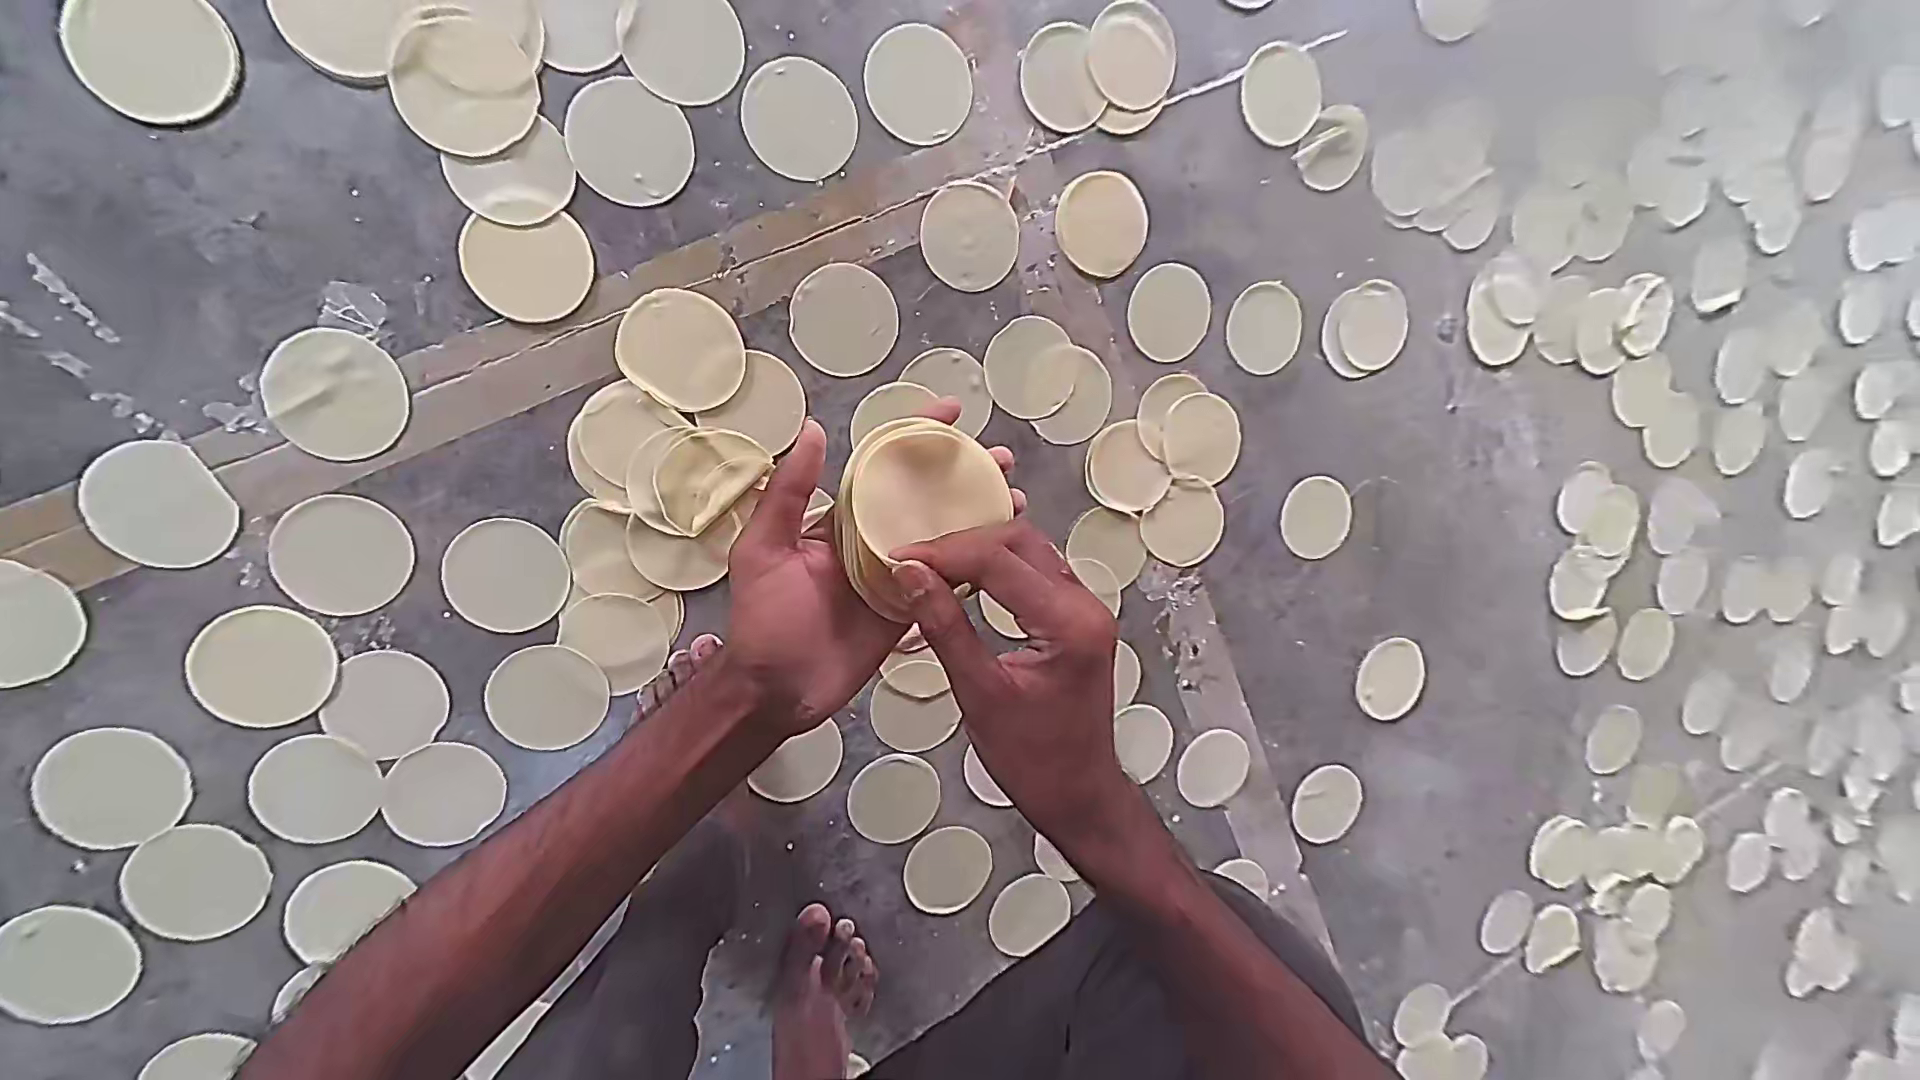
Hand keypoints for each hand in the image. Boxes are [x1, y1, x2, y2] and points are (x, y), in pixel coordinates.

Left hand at [724, 402, 1020, 739]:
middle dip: (963, 472)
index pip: (883, 465)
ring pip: (945, 533)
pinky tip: (1003, 548)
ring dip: (978, 512)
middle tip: (1000, 459)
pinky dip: (976, 562)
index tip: (951, 412)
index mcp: (842, 517)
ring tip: (1013, 496)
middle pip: (926, 495)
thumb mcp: (762, 550)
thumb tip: (815, 432)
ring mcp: (899, 573)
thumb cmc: (765, 619)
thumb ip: (787, 494)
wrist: (780, 689)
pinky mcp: (914, 607)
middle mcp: (875, 537)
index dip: (916, 434)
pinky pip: (948, 578)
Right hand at [889, 520, 1132, 842]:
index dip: (944, 553)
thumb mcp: (978, 693)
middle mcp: (1086, 604)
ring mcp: (1086, 607)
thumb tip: (911, 574)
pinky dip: (999, 564)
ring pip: (1030, 549)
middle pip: (1020, 541)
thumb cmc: (1034, 759)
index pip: (999, 562)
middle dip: (963, 543)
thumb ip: (944, 626)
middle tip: (916, 558)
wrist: (1078, 792)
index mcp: (1069, 624)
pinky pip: (1037, 569)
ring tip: (934, 561)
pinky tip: (969, 571)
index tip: (901, 556)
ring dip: (981, 547)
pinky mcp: (1077, 615)